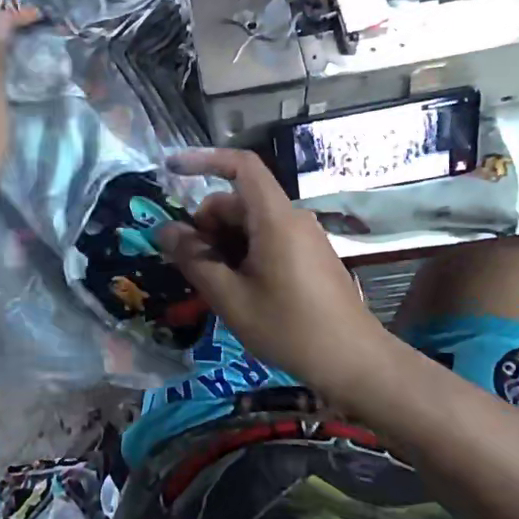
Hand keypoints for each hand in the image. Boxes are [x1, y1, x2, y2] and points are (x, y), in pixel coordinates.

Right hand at [153, 149, 392, 391]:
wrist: (352, 359)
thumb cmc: (288, 328)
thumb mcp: (231, 298)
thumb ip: (195, 260)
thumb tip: (165, 231)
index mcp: (275, 218)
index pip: (241, 166)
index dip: (204, 159)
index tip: (171, 170)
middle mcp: (292, 217)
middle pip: (240, 201)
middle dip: (207, 224)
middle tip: (190, 265)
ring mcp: (304, 236)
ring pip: (252, 223)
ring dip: (224, 243)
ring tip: (214, 285)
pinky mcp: (310, 254)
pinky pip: (269, 238)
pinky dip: (245, 252)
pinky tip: (239, 289)